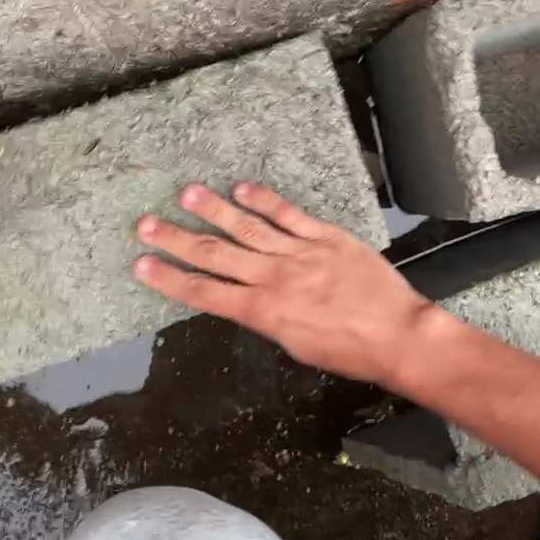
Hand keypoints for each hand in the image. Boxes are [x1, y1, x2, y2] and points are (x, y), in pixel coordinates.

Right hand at [133, 182, 443, 385]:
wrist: (396, 336)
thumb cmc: (349, 351)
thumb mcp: (296, 346)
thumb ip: (267, 318)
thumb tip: (249, 299)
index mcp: (263, 313)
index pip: (204, 293)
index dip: (169, 279)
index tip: (142, 265)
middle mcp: (274, 279)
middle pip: (215, 255)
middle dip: (177, 240)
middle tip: (146, 224)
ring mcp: (300, 254)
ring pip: (247, 228)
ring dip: (214, 210)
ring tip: (187, 194)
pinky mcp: (326, 237)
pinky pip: (289, 214)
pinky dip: (264, 200)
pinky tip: (242, 187)